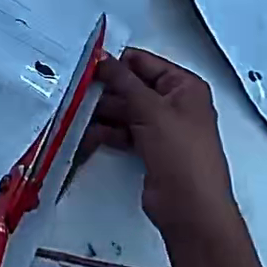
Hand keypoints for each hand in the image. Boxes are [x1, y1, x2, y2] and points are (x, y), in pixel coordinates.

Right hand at [89, 48, 237, 236]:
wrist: (190, 209)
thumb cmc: (181, 155)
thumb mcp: (150, 109)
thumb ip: (122, 79)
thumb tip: (101, 56)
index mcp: (184, 86)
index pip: (142, 62)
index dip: (115, 63)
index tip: (86, 66)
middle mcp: (173, 103)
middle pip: (129, 86)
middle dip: (103, 91)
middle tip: (75, 91)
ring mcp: (160, 126)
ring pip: (122, 109)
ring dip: (100, 113)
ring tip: (76, 115)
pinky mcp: (148, 146)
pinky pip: (121, 129)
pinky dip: (105, 131)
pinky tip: (87, 135)